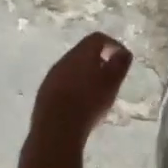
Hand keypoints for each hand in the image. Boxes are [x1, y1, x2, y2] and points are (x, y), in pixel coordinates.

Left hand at [29, 32, 131, 148]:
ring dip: (86, 75)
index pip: (98, 38)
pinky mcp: (43, 94)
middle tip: (111, 76)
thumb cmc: (89, 102)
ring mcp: (51, 77)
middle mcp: (64, 60)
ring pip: (72, 68)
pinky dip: (74, 88)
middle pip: (83, 52)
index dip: (113, 45)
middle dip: (99, 61)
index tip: (122, 59)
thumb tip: (123, 52)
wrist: (55, 129)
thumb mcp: (112, 83)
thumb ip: (120, 64)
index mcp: (82, 53)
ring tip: (97, 93)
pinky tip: (80, 104)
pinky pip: (63, 83)